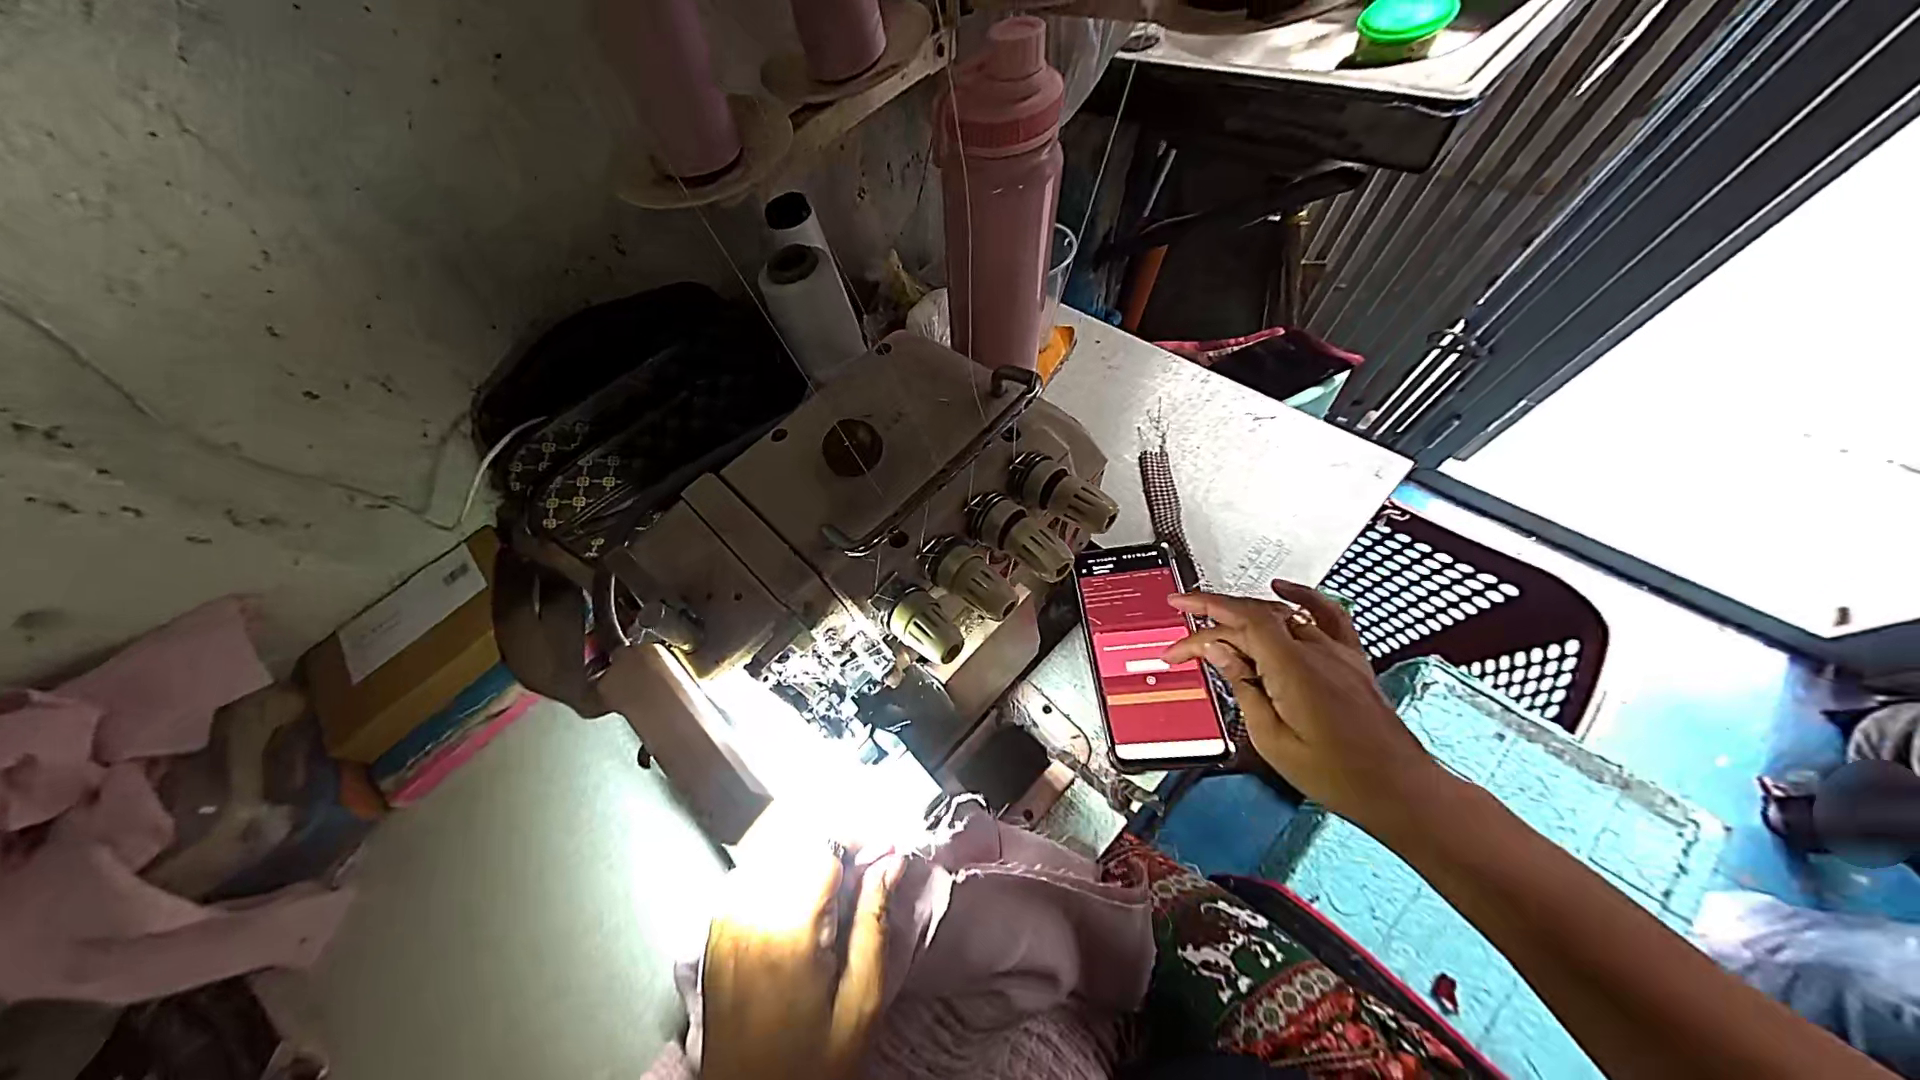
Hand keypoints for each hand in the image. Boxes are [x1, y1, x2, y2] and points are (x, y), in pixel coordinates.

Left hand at [701, 847, 903, 1079]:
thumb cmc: (813, 1064)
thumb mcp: (861, 1002)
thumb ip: (874, 923)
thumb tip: (890, 863)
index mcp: (789, 932)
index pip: (824, 850)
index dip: (858, 845)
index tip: (882, 855)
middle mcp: (749, 918)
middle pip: (797, 847)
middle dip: (835, 852)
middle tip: (864, 875)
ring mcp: (724, 926)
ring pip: (771, 857)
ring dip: (806, 860)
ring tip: (833, 890)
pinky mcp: (712, 937)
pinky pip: (748, 879)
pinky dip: (776, 875)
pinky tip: (795, 901)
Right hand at [1163, 580, 1441, 831]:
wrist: (1399, 789)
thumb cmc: (1341, 775)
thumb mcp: (1271, 738)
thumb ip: (1243, 688)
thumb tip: (1220, 654)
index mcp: (1293, 669)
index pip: (1238, 625)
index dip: (1202, 618)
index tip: (1179, 623)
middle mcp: (1316, 652)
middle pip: (1255, 616)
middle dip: (1212, 618)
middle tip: (1184, 630)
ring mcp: (1337, 653)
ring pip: (1281, 613)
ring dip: (1243, 612)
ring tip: (1216, 619)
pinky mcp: (1351, 660)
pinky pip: (1327, 614)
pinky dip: (1302, 596)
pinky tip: (1283, 589)